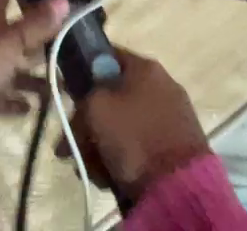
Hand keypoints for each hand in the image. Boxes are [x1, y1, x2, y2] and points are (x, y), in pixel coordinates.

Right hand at [68, 48, 210, 200]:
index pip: (104, 56)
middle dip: (88, 122)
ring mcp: (173, 116)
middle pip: (112, 96)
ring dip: (101, 143)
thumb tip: (87, 93)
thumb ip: (84, 91)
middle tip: (70, 145)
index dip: (81, 74)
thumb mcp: (95, 107)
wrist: (179, 189)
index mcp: (145, 67)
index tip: (67, 97)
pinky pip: (141, 142)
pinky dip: (124, 156)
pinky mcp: (179, 145)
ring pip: (124, 123)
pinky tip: (110, 175)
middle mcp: (162, 85)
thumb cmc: (132, 137)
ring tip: (89, 168)